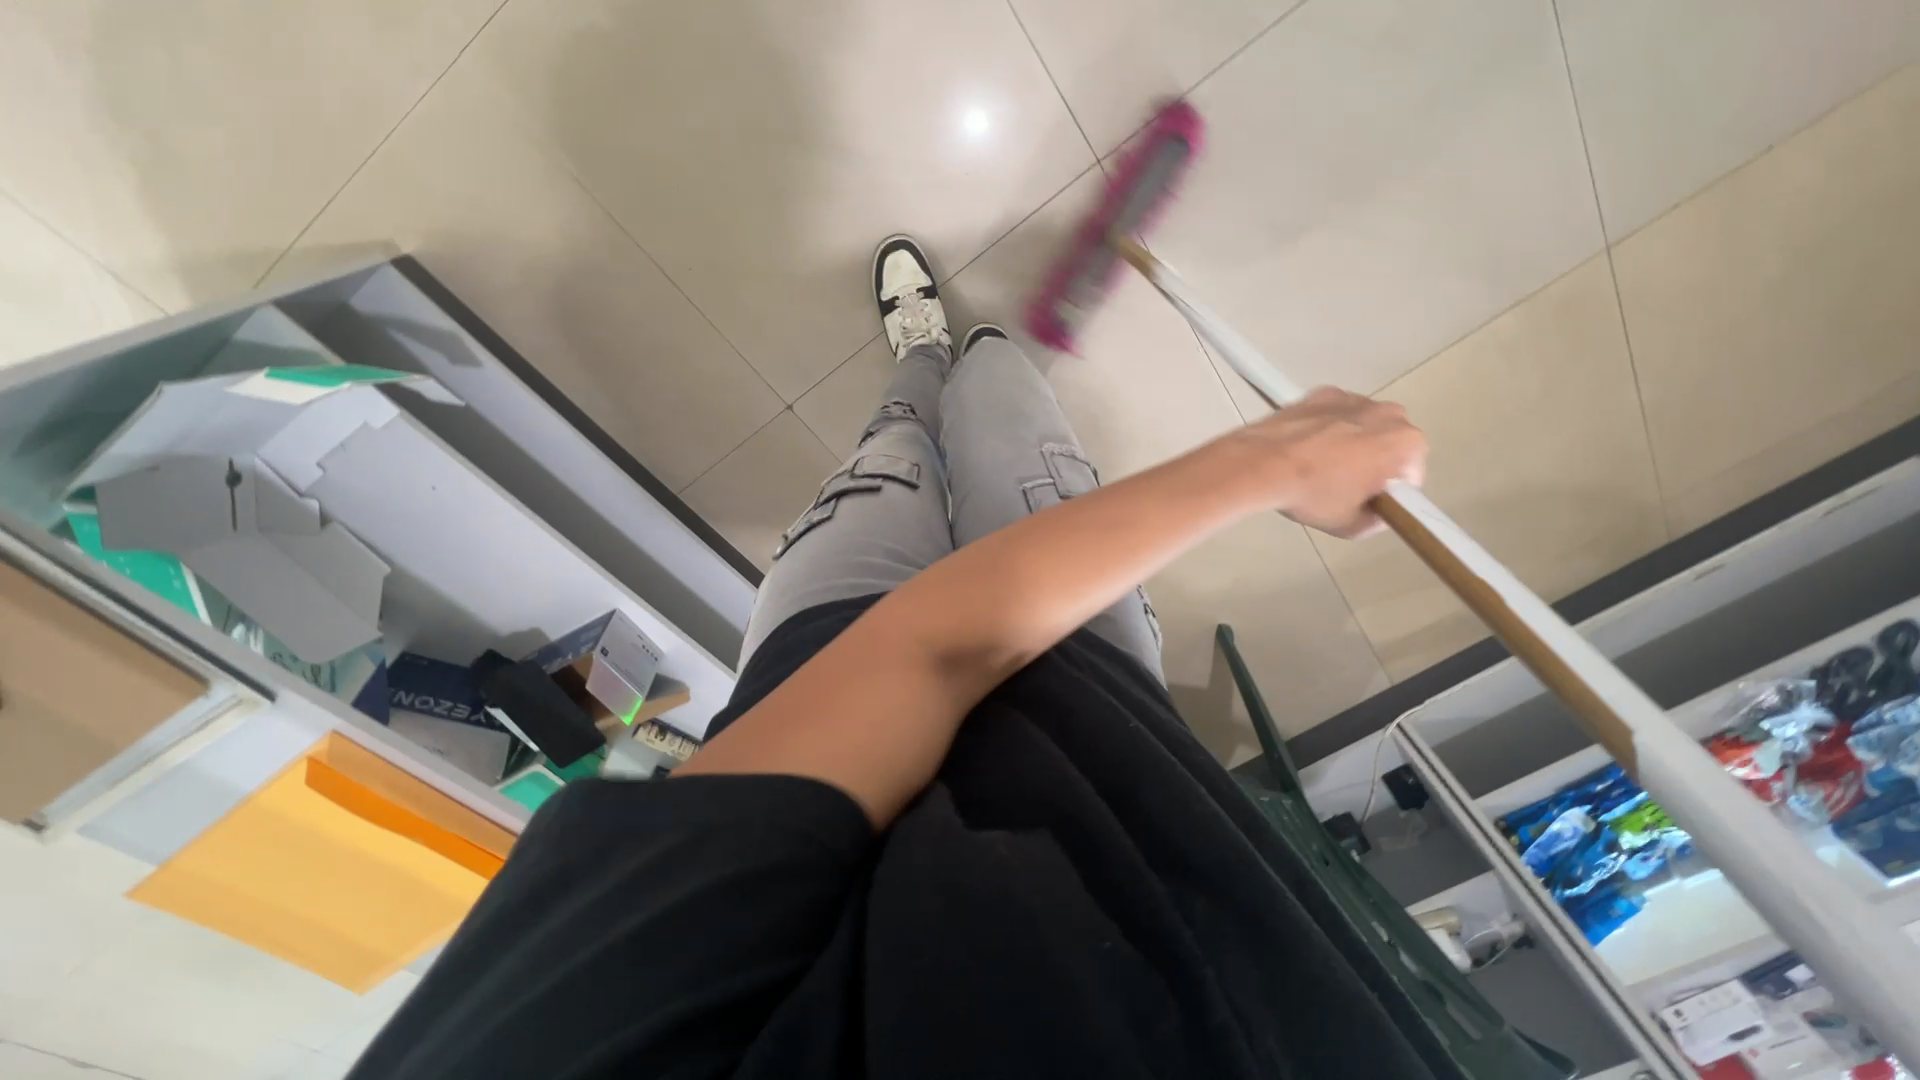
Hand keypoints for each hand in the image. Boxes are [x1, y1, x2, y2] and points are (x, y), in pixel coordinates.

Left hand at [1221, 387, 1427, 537]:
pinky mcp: (1322, 394)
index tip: (1368, 501)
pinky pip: (1334, 414)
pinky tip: (1305, 447)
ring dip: (1352, 441)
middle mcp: (1388, 413)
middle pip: (1390, 444)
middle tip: (1344, 485)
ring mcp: (1354, 398)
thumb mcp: (1351, 524)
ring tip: (1319, 466)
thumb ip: (1376, 520)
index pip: (1410, 474)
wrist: (1261, 463)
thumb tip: (1378, 514)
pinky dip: (1326, 427)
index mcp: (1406, 443)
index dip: (1390, 492)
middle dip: (1375, 462)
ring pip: (1363, 426)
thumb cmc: (1313, 494)